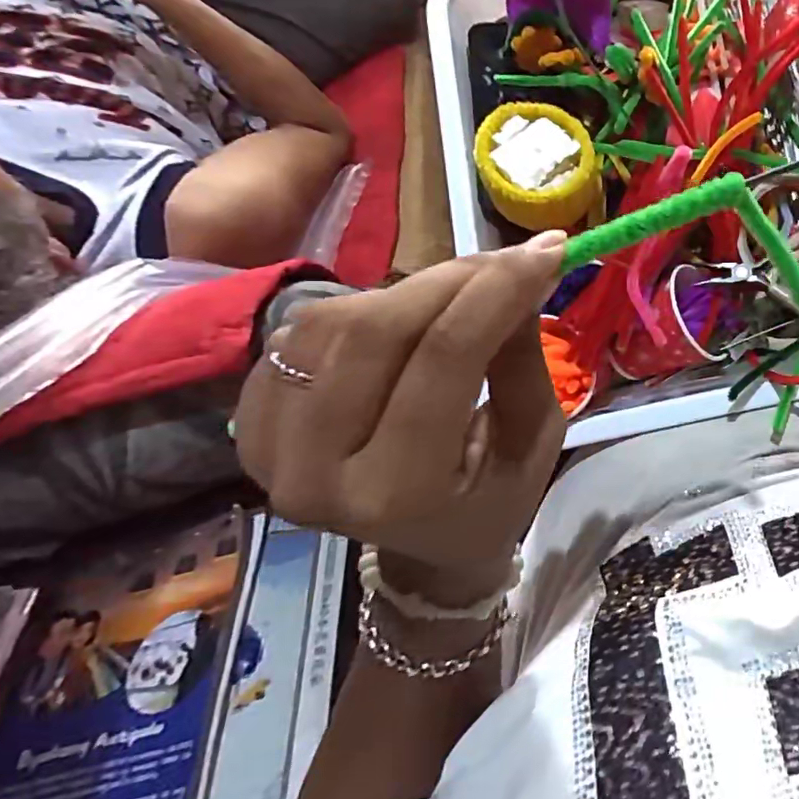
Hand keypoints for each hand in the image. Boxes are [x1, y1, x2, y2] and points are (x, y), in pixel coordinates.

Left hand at [234, 234, 568, 599]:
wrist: (425, 548)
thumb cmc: (494, 499)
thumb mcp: (535, 440)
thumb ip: (522, 360)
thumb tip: (519, 274)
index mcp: (400, 489)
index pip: (445, 358)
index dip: (497, 290)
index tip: (547, 249)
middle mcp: (315, 471)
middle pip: (378, 330)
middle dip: (455, 277)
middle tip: (509, 257)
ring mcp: (267, 447)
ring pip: (335, 321)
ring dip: (412, 290)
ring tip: (464, 294)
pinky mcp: (250, 423)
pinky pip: (304, 332)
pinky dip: (366, 308)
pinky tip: (407, 321)